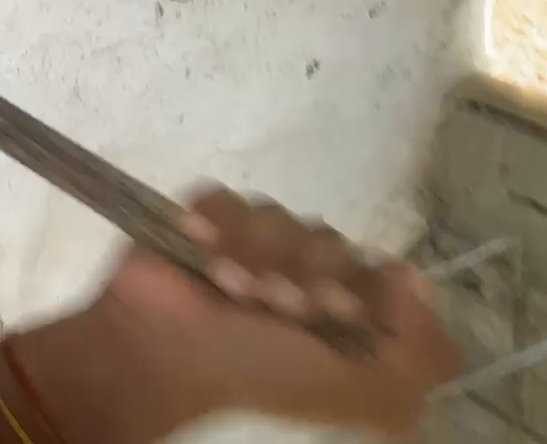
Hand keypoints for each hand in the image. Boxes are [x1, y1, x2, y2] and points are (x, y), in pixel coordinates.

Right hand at [89, 185, 459, 435]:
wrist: (167, 345)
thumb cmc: (264, 372)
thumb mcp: (369, 392)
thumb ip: (422, 348)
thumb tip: (408, 274)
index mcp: (345, 313)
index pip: (379, 270)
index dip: (360, 286)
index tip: (334, 311)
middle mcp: (302, 275)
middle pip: (329, 238)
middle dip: (299, 271)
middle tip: (271, 302)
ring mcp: (246, 245)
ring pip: (275, 214)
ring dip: (251, 252)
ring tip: (226, 283)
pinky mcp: (200, 219)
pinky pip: (222, 196)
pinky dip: (212, 221)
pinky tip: (200, 245)